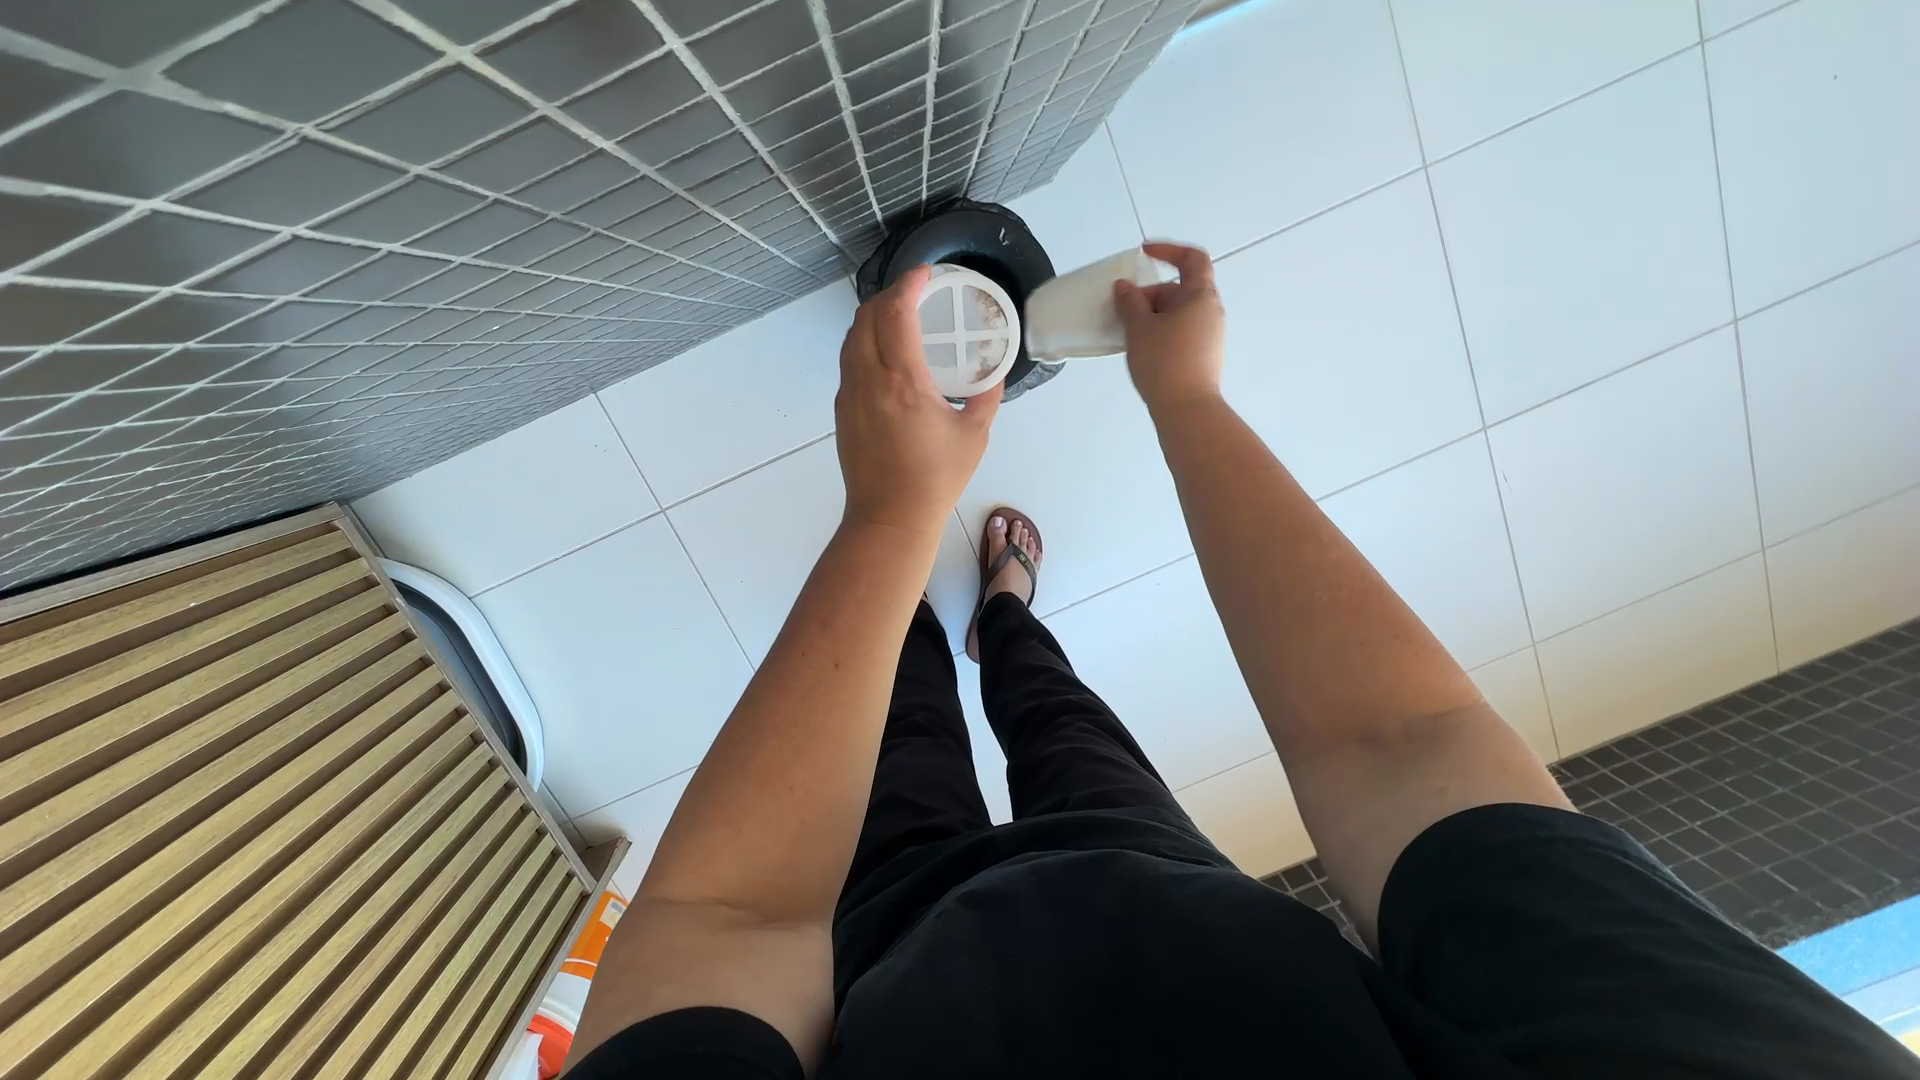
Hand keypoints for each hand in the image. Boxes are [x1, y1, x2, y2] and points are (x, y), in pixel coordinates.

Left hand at [835, 265, 1000, 533]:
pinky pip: (849, 363)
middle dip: (888, 295)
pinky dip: (864, 344)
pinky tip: (885, 356)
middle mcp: (869, 381)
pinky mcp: (843, 412)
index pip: (896, 314)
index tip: (926, 274)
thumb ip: (986, 397)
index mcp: (903, 382)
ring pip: (851, 339)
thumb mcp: (974, 436)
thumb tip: (994, 375)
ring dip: (872, 318)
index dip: (909, 285)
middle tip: (914, 293)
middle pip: (866, 317)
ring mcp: (850, 396)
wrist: (889, 517)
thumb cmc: (935, 479)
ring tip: (898, 317)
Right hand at [1113, 242, 1225, 414]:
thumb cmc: (1164, 362)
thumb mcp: (1139, 329)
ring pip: (1177, 313)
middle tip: (1125, 311)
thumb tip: (1125, 287)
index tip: (1143, 253)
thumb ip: (1130, 303)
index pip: (1192, 259)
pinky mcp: (1203, 356)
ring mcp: (1210, 336)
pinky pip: (1180, 332)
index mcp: (1201, 297)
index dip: (1168, 250)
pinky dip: (1160, 332)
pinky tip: (1142, 349)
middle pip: (1179, 289)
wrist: (1186, 409)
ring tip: (1130, 333)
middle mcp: (1211, 312)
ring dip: (1152, 316)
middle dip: (1150, 295)